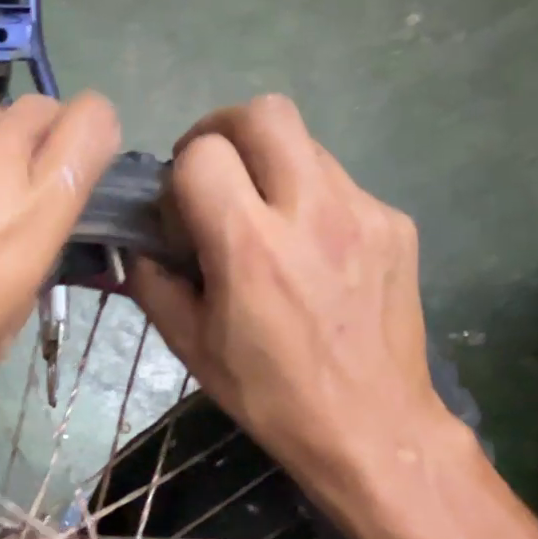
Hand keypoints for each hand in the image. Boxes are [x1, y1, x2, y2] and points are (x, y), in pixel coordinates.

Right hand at [128, 95, 446, 480]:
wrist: (370, 425)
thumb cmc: (268, 394)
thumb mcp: (191, 346)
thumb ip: (155, 283)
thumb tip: (142, 245)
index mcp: (250, 248)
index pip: (202, 155)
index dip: (179, 172)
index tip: (179, 207)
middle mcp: (311, 212)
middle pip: (264, 113)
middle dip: (223, 130)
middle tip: (212, 173)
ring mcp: (363, 211)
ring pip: (305, 142)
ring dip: (269, 164)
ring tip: (263, 219)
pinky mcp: (395, 223)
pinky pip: (340, 182)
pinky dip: (309, 198)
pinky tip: (309, 253)